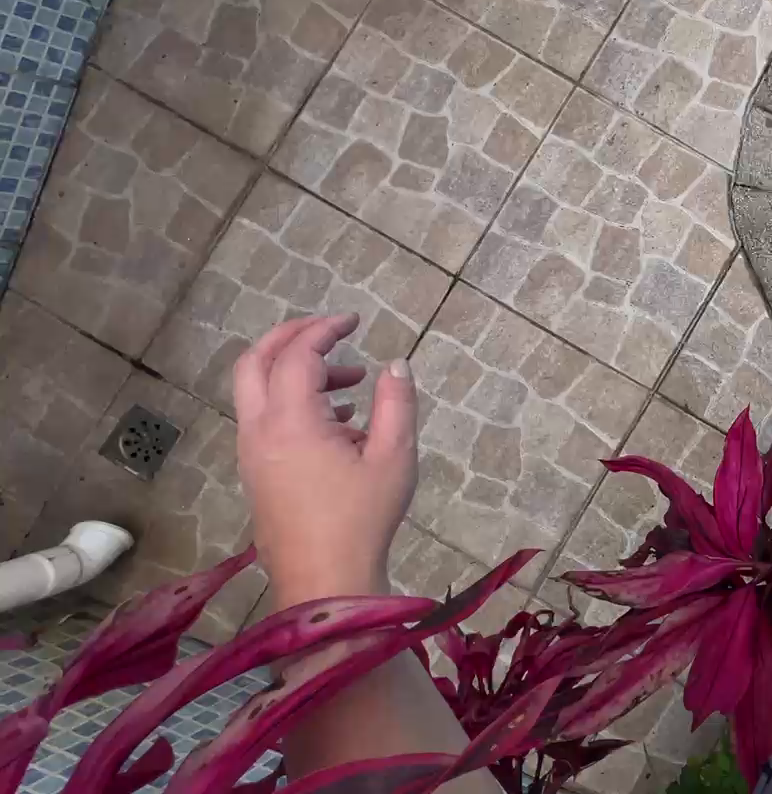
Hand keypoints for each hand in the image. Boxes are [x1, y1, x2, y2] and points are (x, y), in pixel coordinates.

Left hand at [234, 313, 418, 607]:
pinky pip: (265, 415)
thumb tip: (396, 364)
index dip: (324, 330)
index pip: (297, 358)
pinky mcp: (258, 468)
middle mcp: (259, 431)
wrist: (324, 574)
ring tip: (354, 379)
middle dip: (291, 337)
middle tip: (333, 328)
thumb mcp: (396, 454)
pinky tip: (342, 416)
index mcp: (292, 423)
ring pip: (256, 390)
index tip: (356, 320)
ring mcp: (253, 451)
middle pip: (254, 364)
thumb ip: (397, 403)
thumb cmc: (364, 512)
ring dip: (297, 369)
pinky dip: (295, 396)